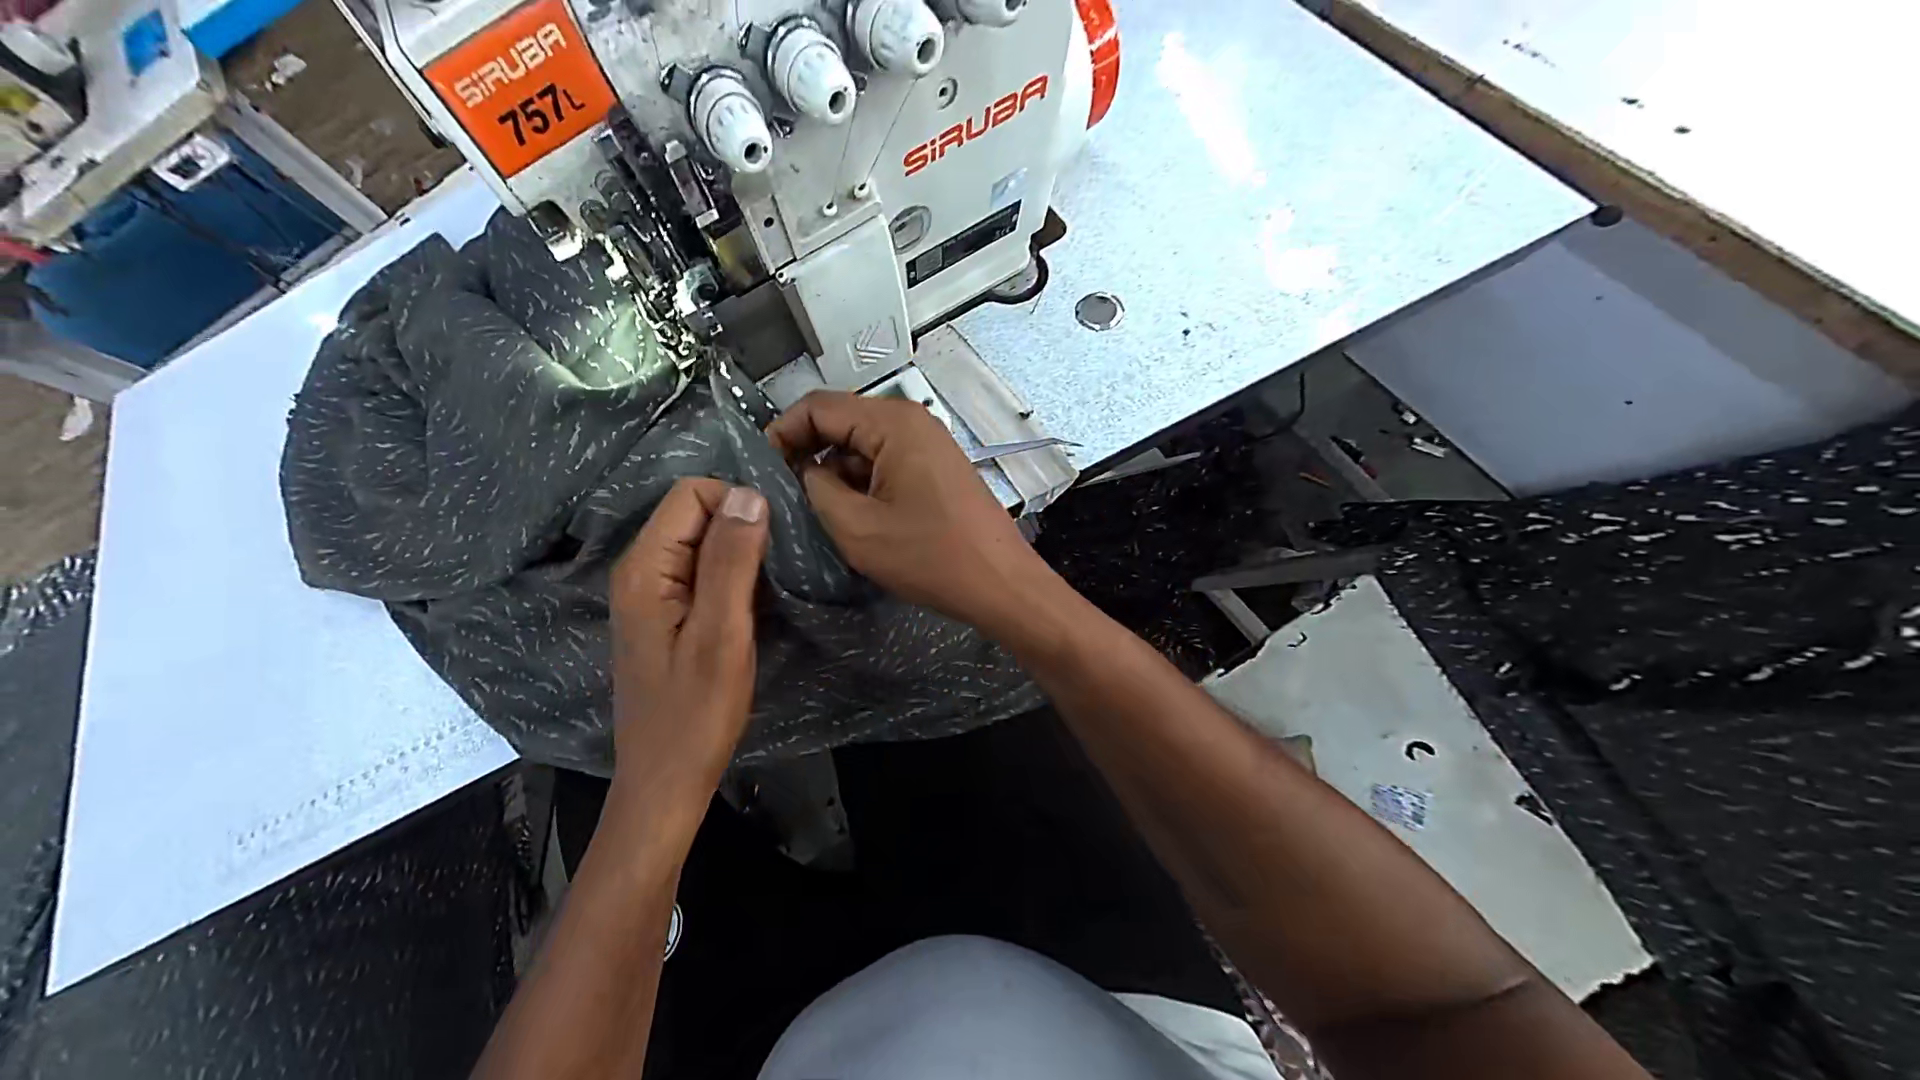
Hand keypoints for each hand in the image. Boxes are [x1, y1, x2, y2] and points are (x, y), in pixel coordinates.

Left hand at [608, 478, 768, 809]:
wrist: (668, 779)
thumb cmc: (696, 712)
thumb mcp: (721, 634)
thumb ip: (732, 561)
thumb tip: (750, 493)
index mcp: (645, 568)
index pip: (692, 493)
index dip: (738, 504)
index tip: (777, 539)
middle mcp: (640, 571)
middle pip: (696, 513)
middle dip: (743, 526)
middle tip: (783, 564)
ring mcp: (653, 594)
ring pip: (704, 542)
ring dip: (744, 552)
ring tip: (777, 581)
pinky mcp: (668, 614)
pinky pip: (704, 570)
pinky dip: (736, 575)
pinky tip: (759, 601)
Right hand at [766, 391, 1054, 635]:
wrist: (999, 584)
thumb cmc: (930, 556)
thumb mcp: (856, 527)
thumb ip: (816, 488)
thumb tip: (804, 471)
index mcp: (892, 422)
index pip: (817, 406)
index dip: (782, 432)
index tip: (761, 468)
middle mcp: (911, 421)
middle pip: (841, 423)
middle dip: (808, 454)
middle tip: (784, 494)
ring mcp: (928, 444)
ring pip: (862, 446)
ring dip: (836, 473)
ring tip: (817, 512)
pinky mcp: (935, 468)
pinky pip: (886, 463)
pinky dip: (863, 483)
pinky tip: (854, 517)